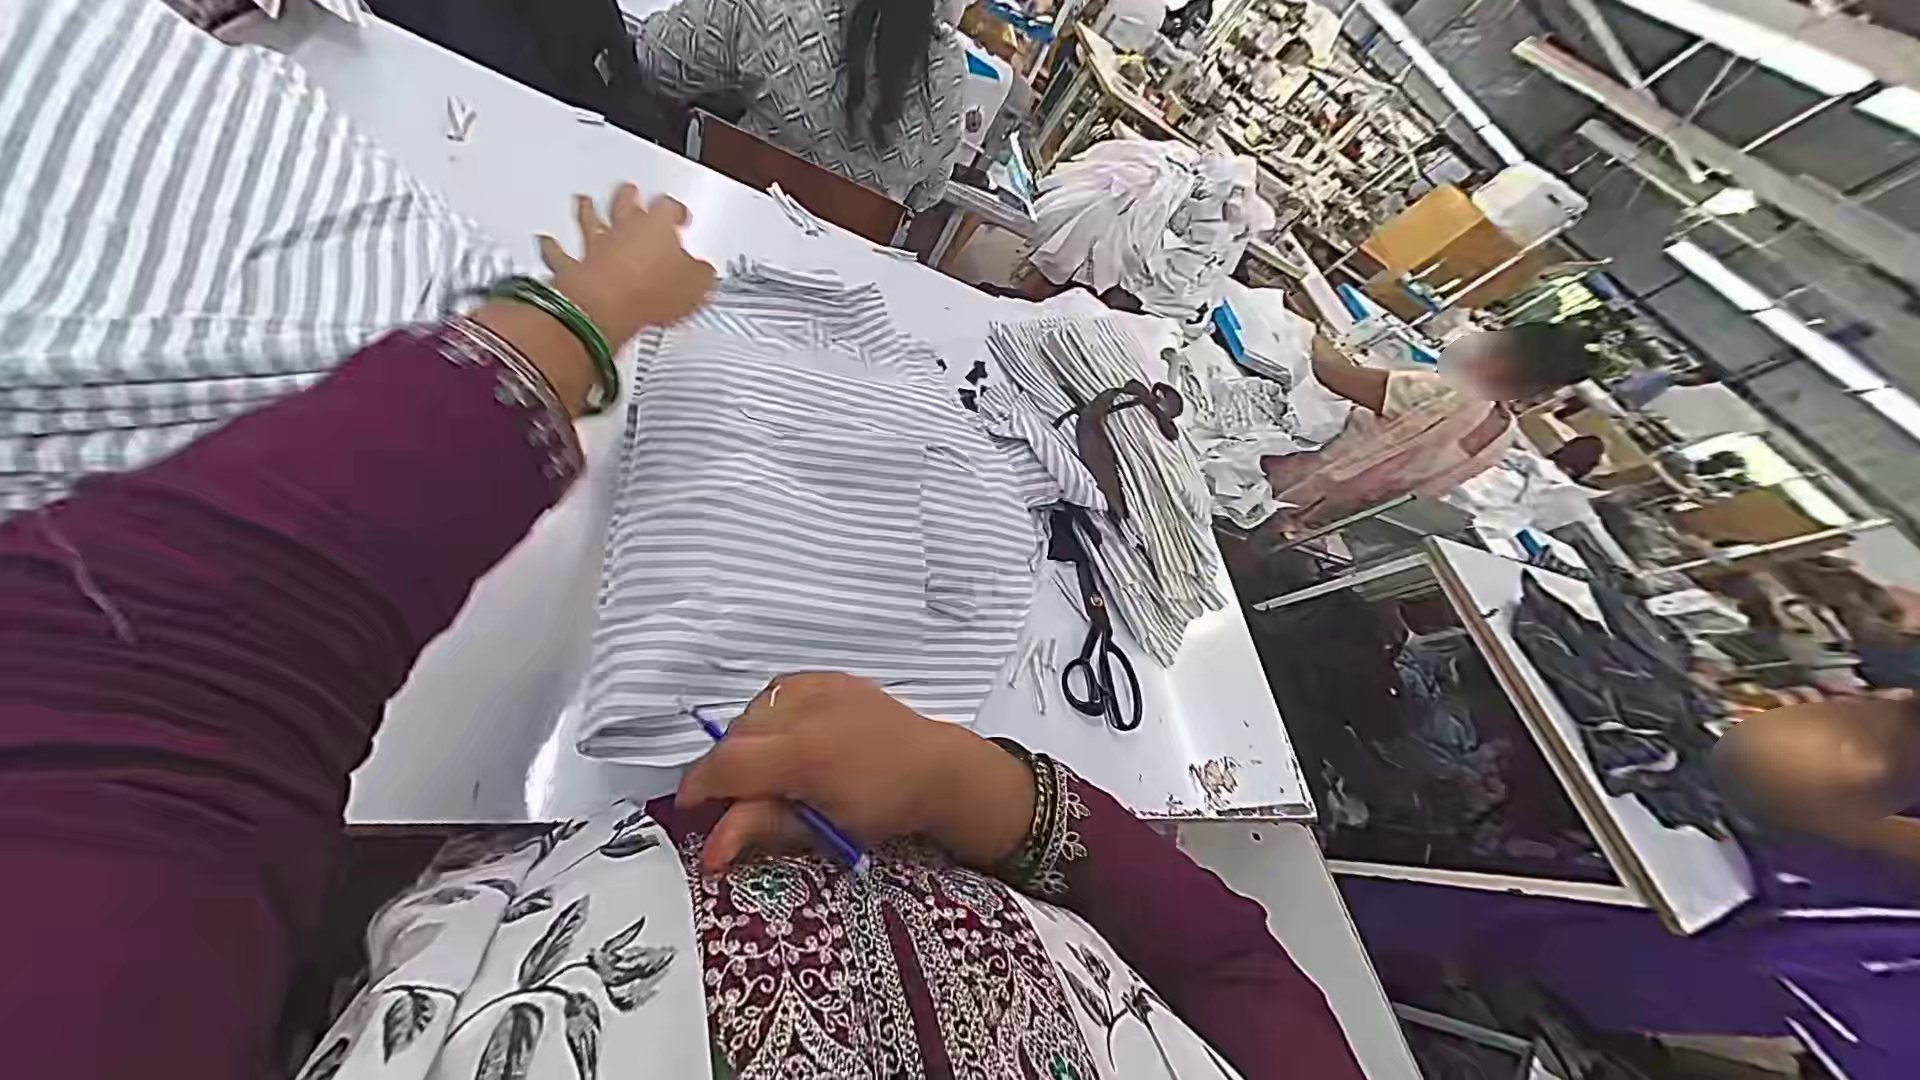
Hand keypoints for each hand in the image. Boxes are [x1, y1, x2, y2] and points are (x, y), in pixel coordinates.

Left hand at [537, 183, 717, 347]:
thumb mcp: (697, 286)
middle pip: (625, 201)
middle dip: (629, 194)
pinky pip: (559, 253)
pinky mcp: (575, 267)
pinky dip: (551, 247)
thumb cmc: (652, 292)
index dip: (677, 210)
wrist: (611, 306)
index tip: (681, 214)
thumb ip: (701, 275)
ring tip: (585, 200)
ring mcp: (596, 246)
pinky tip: (545, 241)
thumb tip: (705, 273)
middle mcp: (623, 229)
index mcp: (658, 227)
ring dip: (587, 209)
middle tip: (630, 189)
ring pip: (590, 219)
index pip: (670, 208)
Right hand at [676, 673, 1036, 875]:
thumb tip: (710, 848)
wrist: (934, 767)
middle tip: (742, 797)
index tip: (692, 808)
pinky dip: (773, 710)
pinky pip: (781, 688)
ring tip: (771, 765)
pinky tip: (788, 732)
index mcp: (802, 754)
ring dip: (749, 737)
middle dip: (726, 767)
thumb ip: (763, 827)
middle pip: (735, 733)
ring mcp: (821, 687)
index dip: (698, 787)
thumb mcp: (823, 827)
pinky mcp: (833, 677)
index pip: (726, 764)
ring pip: (755, 707)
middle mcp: (806, 710)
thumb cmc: (883, 807)